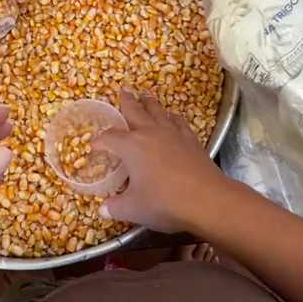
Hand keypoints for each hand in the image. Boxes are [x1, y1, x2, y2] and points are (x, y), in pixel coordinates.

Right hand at [97, 88, 235, 233]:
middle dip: (126, 101)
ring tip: (145, 95)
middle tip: (123, 91)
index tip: (95, 147)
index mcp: (131, 146)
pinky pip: (179, 122)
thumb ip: (115, 207)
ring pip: (158, 112)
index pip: (110, 138)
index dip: (100, 142)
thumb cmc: (164, 202)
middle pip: (135, 111)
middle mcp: (150, 133)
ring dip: (150, 103)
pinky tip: (173, 117)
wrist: (207, 199)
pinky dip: (173, 117)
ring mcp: (172, 134)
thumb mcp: (133, 209)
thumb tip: (103, 210)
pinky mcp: (190, 140)